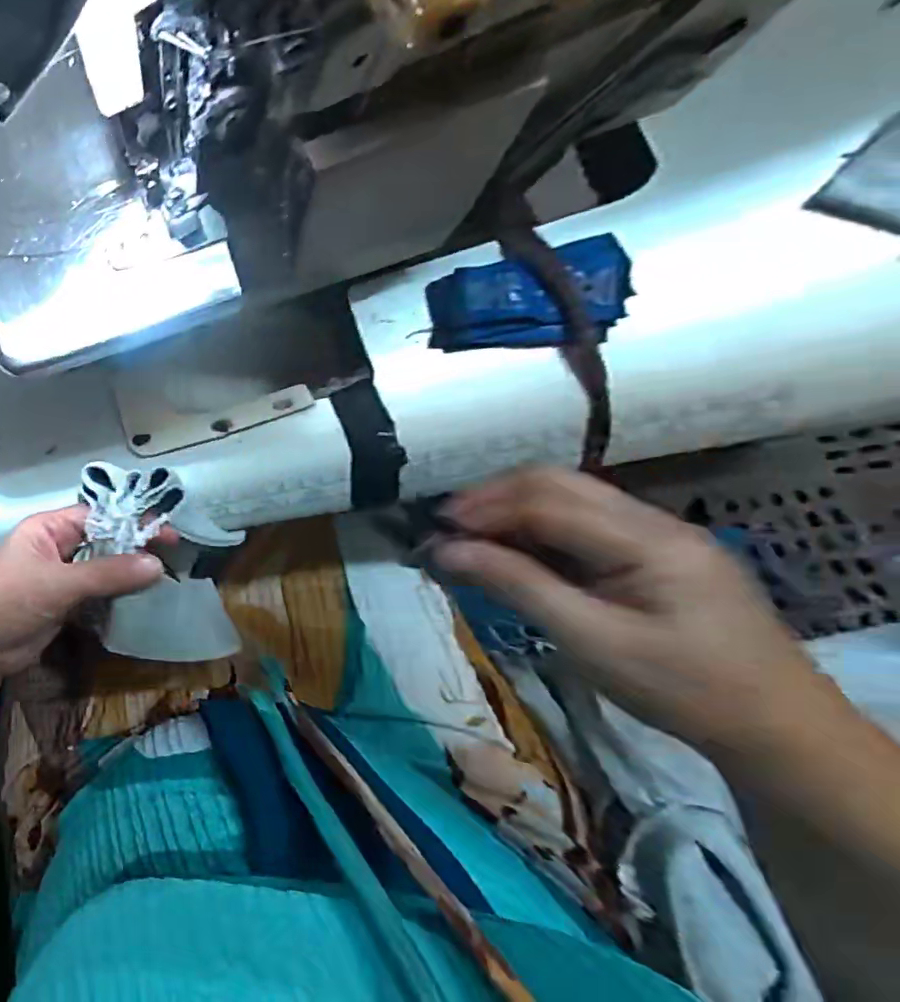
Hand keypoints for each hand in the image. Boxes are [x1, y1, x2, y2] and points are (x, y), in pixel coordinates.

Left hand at [0, 506, 165, 682]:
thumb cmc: (7, 602)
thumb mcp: (56, 584)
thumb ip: (106, 574)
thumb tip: (155, 564)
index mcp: (46, 529)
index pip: (96, 516)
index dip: (131, 522)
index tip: (167, 535)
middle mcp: (55, 548)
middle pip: (102, 542)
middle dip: (134, 549)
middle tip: (174, 559)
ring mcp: (59, 577)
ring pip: (102, 570)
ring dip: (129, 576)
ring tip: (167, 581)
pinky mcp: (63, 605)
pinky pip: (97, 595)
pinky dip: (117, 598)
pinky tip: (143, 602)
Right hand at [433, 467, 833, 750]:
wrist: (779, 729)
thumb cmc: (684, 687)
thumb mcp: (590, 641)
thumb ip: (516, 586)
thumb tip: (444, 551)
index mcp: (650, 542)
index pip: (546, 503)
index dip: (483, 510)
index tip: (433, 531)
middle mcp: (656, 524)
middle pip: (556, 484)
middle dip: (491, 498)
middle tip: (444, 527)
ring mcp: (659, 536)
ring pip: (567, 497)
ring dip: (509, 509)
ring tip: (466, 538)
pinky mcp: (654, 553)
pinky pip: (581, 521)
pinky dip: (534, 527)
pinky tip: (509, 550)